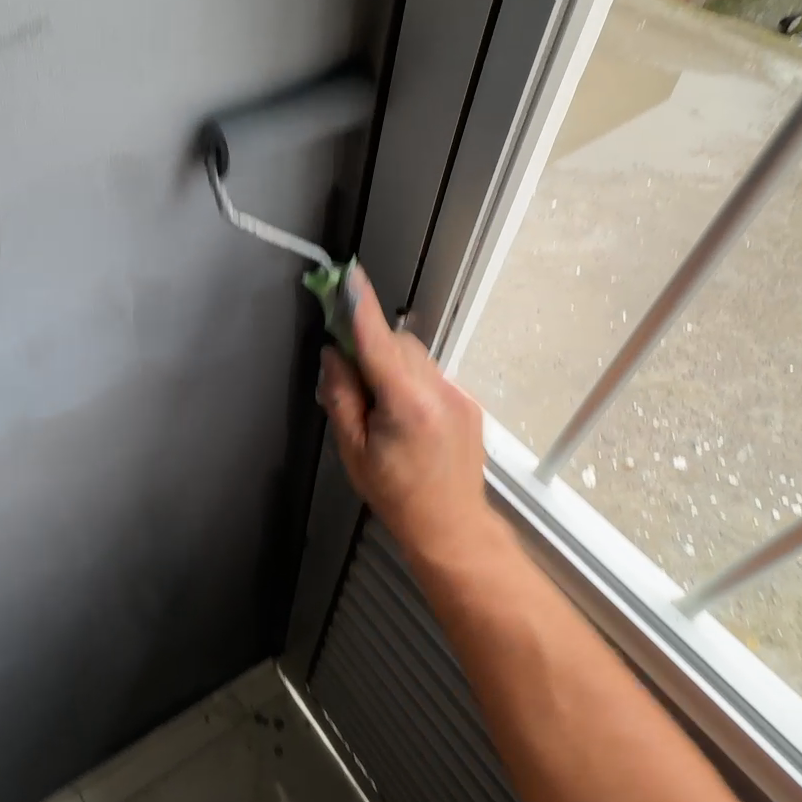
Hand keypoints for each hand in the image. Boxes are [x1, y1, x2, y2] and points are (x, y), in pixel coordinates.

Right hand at [315, 266, 492, 550]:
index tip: (349, 276)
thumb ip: (341, 396)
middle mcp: (439, 391)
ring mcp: (458, 396)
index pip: (378, 343)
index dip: (361, 308)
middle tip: (349, 380)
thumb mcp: (352, 449)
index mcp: (406, 404)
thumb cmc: (394, 493)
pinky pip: (431, 375)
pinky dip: (410, 382)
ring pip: (415, 358)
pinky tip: (403, 416)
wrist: (450, 524)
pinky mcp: (468, 403)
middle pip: (398, 345)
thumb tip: (334, 355)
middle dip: (371, 349)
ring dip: (391, 367)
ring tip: (379, 408)